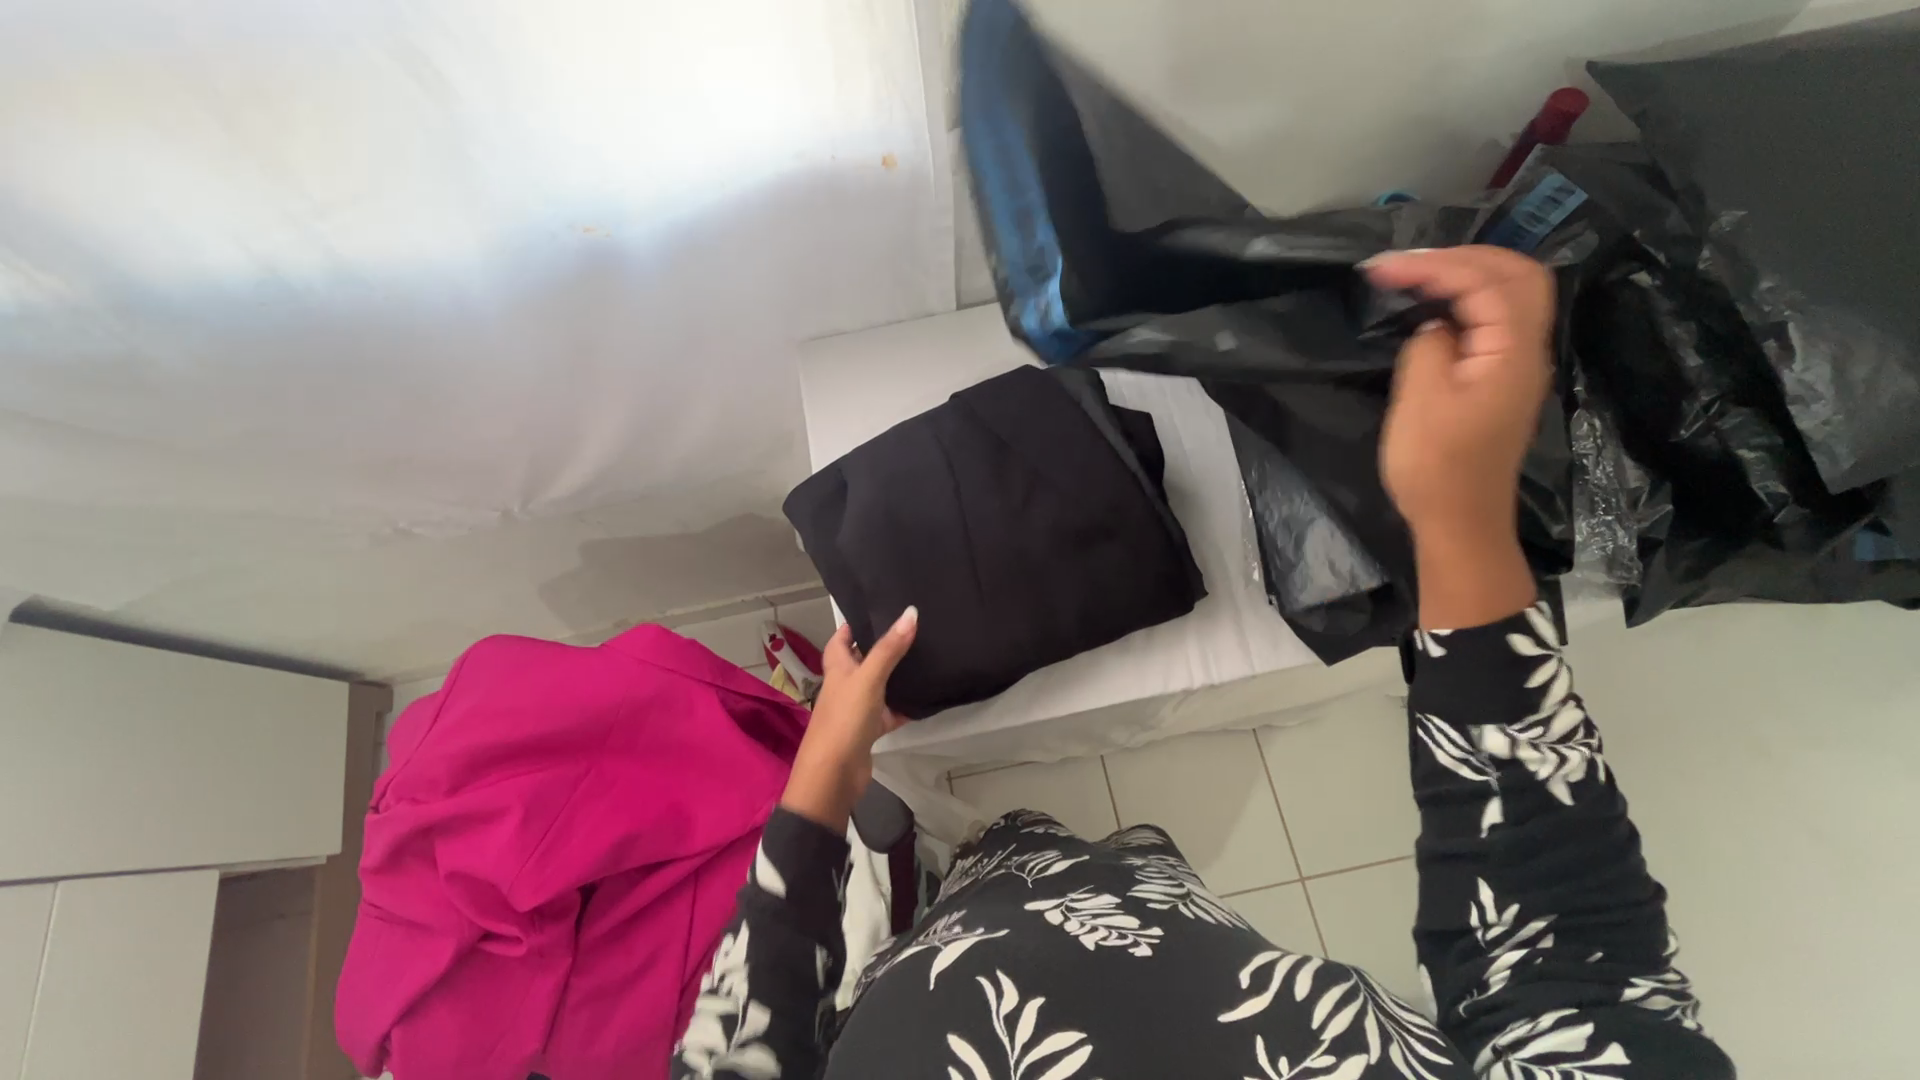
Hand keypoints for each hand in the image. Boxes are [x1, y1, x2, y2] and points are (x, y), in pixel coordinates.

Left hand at [779, 608, 917, 832]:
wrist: (834, 775)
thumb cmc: (845, 719)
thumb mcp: (868, 678)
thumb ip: (889, 648)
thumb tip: (911, 612)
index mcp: (837, 668)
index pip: (841, 638)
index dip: (854, 625)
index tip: (878, 610)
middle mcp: (845, 685)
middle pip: (863, 660)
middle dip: (883, 647)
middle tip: (912, 631)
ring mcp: (857, 709)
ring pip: (879, 686)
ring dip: (897, 676)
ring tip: (924, 656)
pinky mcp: (869, 730)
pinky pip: (890, 713)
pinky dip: (905, 707)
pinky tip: (926, 698)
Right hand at [1365, 247, 1552, 627]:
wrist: (1459, 521)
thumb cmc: (1436, 466)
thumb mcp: (1421, 402)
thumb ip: (1429, 348)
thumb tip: (1435, 327)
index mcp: (1512, 351)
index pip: (1484, 282)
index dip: (1433, 265)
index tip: (1380, 269)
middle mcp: (1528, 350)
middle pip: (1515, 275)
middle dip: (1459, 258)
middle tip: (1404, 264)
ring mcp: (1519, 366)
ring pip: (1510, 295)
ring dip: (1465, 275)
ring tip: (1415, 277)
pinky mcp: (1502, 382)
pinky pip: (1496, 321)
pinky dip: (1466, 301)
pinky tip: (1433, 309)